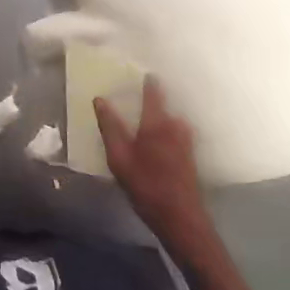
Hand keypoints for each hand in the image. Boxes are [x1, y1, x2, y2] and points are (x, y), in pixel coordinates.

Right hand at [95, 78, 210, 246]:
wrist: (180, 217)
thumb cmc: (145, 185)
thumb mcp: (119, 157)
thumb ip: (110, 126)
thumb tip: (100, 99)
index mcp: (157, 121)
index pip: (153, 91)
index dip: (146, 81)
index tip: (137, 72)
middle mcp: (176, 125)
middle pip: (163, 104)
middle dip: (150, 98)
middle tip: (133, 97)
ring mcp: (186, 139)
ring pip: (169, 118)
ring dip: (157, 116)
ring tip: (140, 120)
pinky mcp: (190, 154)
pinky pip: (174, 132)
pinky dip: (164, 130)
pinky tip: (153, 141)